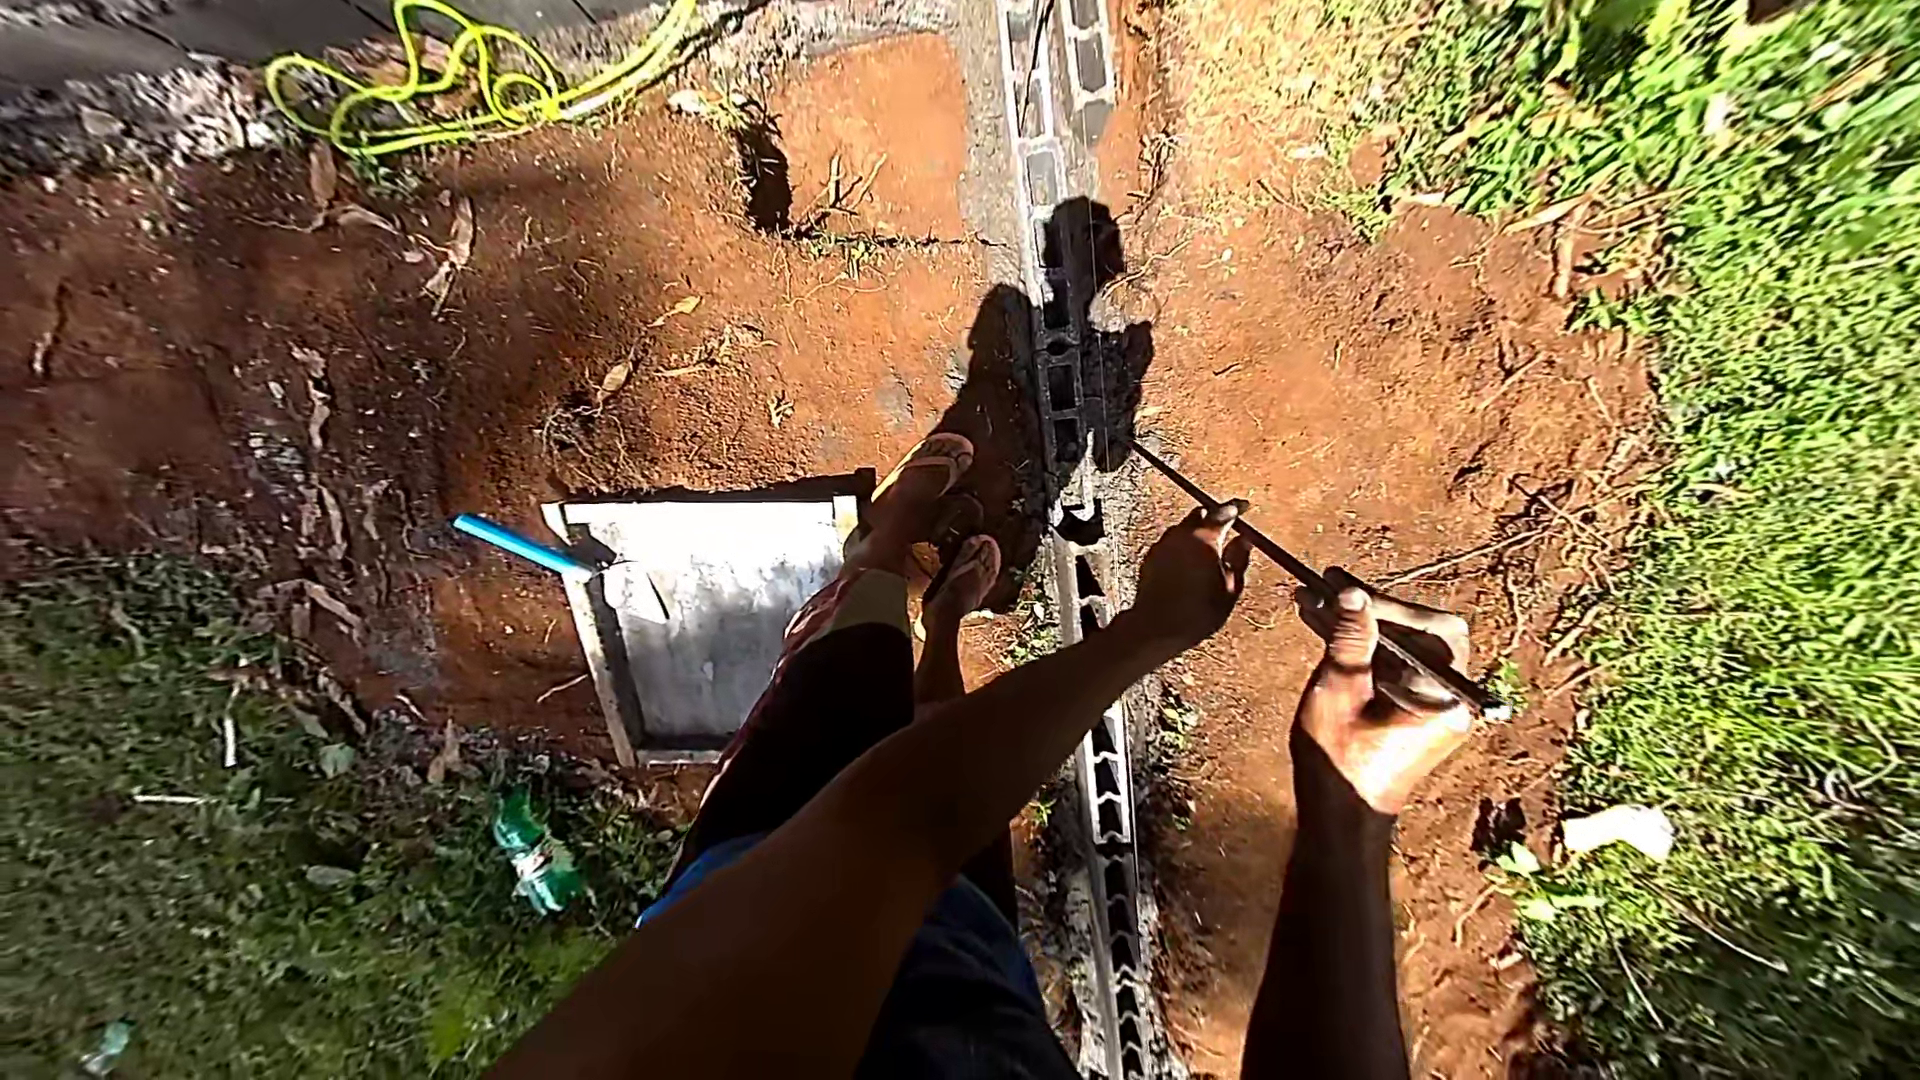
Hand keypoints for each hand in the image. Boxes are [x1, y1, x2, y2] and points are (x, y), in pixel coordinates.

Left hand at [1124, 503, 1253, 652]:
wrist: (1156, 626)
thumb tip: (1245, 540)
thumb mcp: (1229, 588)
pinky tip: (1189, 564)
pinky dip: (1182, 546)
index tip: (1244, 506)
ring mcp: (1162, 545)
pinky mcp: (1151, 557)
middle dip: (1213, 518)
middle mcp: (1180, 536)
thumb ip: (1239, 560)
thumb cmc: (1198, 612)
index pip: (1223, 512)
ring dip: (1196, 532)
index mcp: (1204, 539)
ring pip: (1182, 529)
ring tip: (1209, 551)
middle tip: (1227, 528)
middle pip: (1199, 515)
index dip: (1236, 508)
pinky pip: (1170, 543)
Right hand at [1293, 568, 1473, 814]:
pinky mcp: (1409, 707)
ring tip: (1311, 600)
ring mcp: (1430, 703)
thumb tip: (1352, 592)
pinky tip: (1321, 625)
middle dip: (1369, 608)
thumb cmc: (1338, 757)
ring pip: (1396, 645)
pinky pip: (1387, 663)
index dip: (1388, 604)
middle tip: (1326, 584)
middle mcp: (1450, 697)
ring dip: (1355, 624)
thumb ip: (1350, 639)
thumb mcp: (1339, 689)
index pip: (1434, 629)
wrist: (1340, 810)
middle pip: (1418, 633)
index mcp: (1446, 696)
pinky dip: (1357, 645)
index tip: (1343, 589)